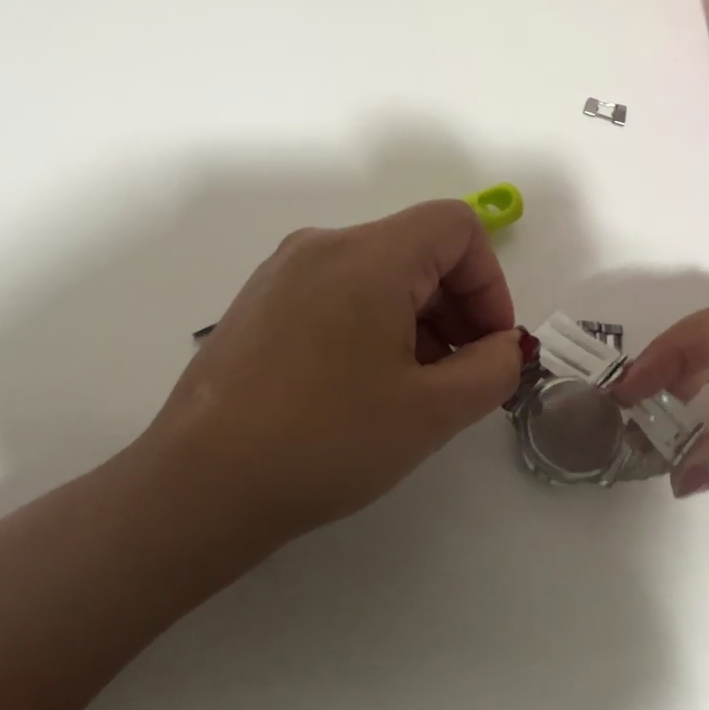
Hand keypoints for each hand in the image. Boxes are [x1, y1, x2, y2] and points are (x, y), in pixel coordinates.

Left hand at [142, 200, 523, 543]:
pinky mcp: (256, 308)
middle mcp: (319, 247)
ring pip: (374, 276)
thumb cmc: (327, 440)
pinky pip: (333, 297)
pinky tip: (360, 392)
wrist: (205, 482)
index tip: (489, 347)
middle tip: (460, 378)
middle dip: (455, 308)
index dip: (490, 283)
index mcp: (366, 256)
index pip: (456, 227)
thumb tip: (502, 347)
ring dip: (414, 323)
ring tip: (411, 394)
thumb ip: (491, 370)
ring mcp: (279, 276)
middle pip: (414, 250)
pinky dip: (369, 329)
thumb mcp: (431, 412)